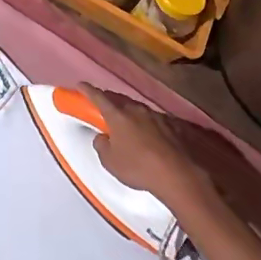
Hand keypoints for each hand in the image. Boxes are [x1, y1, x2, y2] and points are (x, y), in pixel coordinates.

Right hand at [84, 86, 212, 208]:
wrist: (179, 174)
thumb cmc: (139, 167)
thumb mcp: (110, 161)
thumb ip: (102, 145)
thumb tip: (103, 137)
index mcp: (118, 115)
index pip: (98, 97)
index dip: (87, 90)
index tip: (80, 85)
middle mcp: (137, 110)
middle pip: (119, 99)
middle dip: (109, 99)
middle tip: (102, 104)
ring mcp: (157, 116)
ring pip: (138, 108)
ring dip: (129, 111)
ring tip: (126, 120)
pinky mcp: (174, 125)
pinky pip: (154, 119)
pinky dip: (146, 122)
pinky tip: (149, 133)